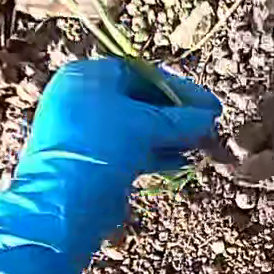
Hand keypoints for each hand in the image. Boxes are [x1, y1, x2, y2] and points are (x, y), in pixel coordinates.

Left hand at [0, 58, 220, 273]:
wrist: (64, 198)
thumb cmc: (102, 145)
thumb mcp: (148, 125)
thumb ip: (182, 119)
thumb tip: (209, 117)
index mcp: (88, 77)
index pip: (144, 75)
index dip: (181, 89)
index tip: (209, 106)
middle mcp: (84, 98)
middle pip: (143, 102)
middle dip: (179, 116)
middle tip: (209, 127)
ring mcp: (86, 130)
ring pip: (140, 127)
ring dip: (173, 136)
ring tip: (201, 146)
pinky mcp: (93, 157)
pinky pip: (132, 148)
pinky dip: (157, 152)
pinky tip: (182, 161)